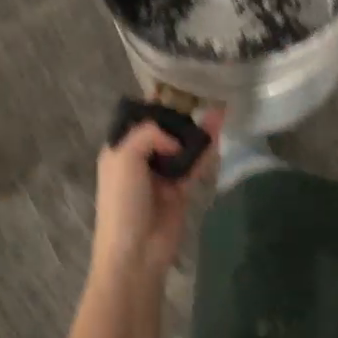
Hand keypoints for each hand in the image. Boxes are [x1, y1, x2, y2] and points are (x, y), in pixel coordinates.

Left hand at [91, 109, 223, 277]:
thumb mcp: (125, 158)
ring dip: (198, 129)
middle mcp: (140, 159)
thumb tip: (177, 140)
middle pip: (163, 130)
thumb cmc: (122, 202)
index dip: (154, 103)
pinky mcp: (180, 190)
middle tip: (201, 94)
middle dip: (181, 114)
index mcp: (120, 149)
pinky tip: (218, 131)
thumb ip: (149, 134)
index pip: (138, 119)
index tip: (176, 83)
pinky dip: (205, 149)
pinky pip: (195, 164)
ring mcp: (161, 175)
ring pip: (182, 146)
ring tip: (217, 108)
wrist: (135, 253)